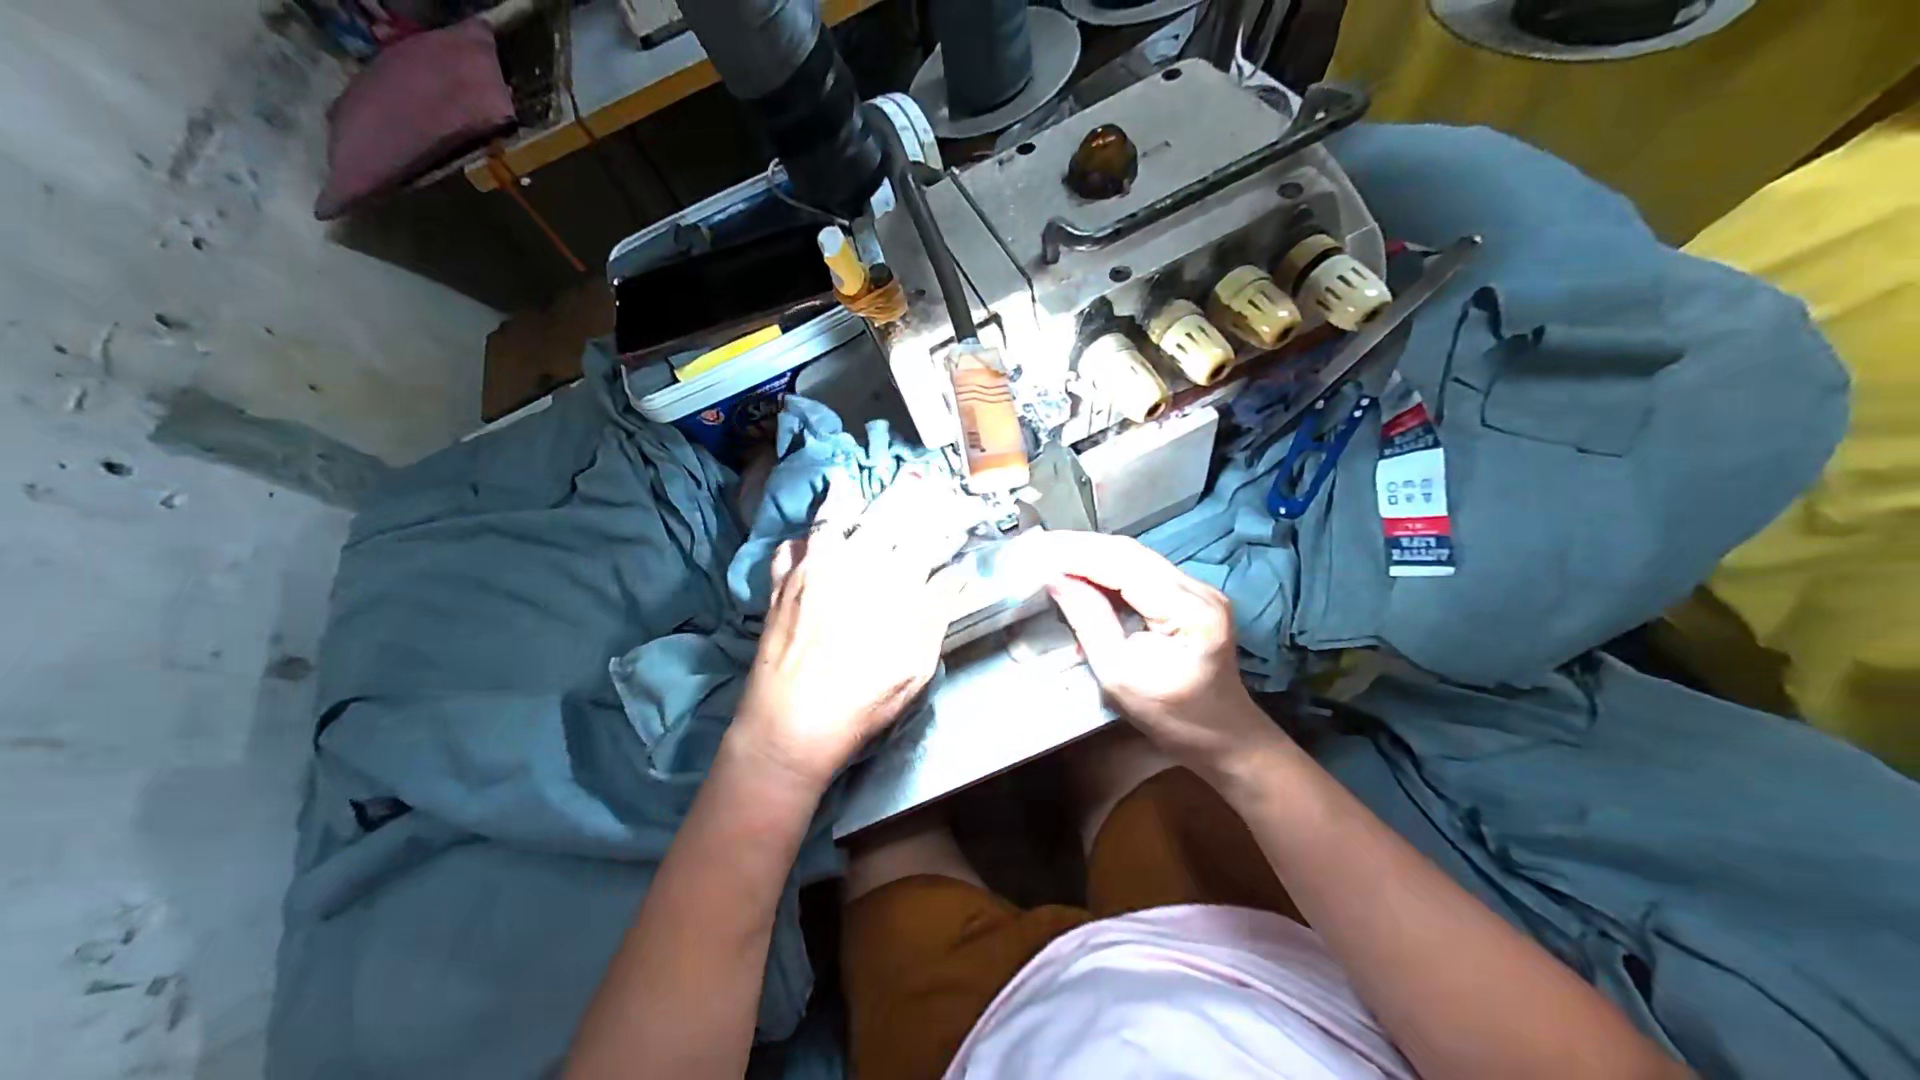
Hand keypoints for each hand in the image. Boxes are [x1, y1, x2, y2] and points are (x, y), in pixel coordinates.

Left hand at [731, 479, 965, 790]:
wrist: (792, 723)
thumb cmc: (864, 699)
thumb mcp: (916, 662)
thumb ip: (936, 610)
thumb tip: (956, 574)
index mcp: (892, 580)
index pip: (924, 533)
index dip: (941, 513)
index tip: (952, 499)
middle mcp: (852, 563)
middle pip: (883, 516)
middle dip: (904, 493)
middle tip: (915, 478)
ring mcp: (811, 571)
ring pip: (831, 520)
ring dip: (844, 498)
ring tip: (847, 481)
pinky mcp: (780, 586)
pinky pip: (788, 549)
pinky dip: (799, 539)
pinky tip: (803, 537)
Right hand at [1020, 531, 1285, 776]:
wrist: (1222, 735)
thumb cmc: (1170, 716)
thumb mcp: (1117, 673)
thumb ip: (1088, 619)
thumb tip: (1056, 578)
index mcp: (1189, 611)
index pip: (1124, 567)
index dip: (1078, 556)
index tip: (1038, 553)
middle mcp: (1200, 589)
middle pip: (1131, 553)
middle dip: (1081, 547)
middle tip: (1038, 546)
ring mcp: (1200, 588)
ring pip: (1137, 556)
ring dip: (1093, 553)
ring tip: (1052, 553)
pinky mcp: (1192, 594)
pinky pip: (1144, 569)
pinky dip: (1109, 566)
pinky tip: (1082, 568)